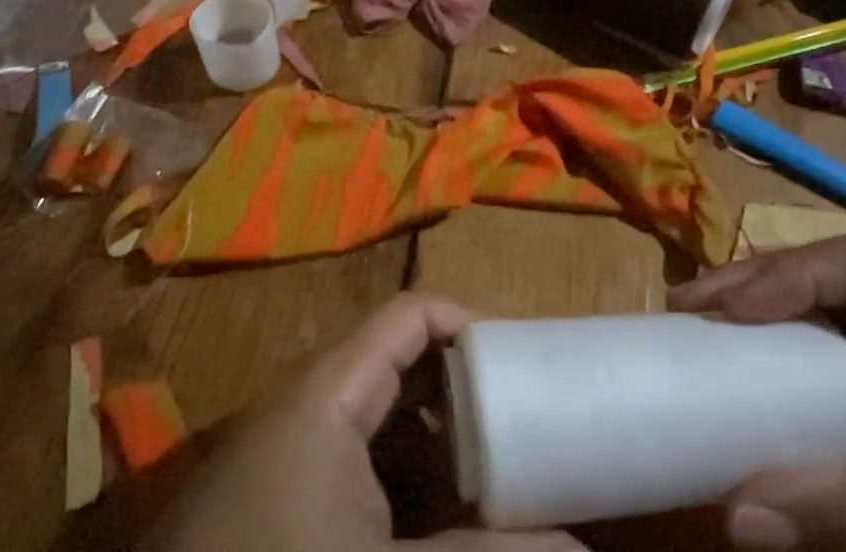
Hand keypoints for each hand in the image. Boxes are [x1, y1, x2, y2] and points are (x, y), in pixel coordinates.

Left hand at [150, 294, 583, 551]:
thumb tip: (580, 550)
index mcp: (326, 395)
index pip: (408, 316)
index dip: (469, 326)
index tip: (523, 368)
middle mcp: (300, 402)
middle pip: (391, 361)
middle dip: (457, 389)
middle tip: (516, 426)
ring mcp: (278, 446)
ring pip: (367, 412)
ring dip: (426, 436)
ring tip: (483, 476)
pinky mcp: (266, 490)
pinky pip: (341, 454)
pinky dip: (390, 471)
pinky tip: (422, 518)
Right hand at [668, 231, 845, 550]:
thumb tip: (733, 512)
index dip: (803, 271)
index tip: (735, 310)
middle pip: (841, 287)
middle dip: (758, 288)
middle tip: (685, 313)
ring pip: (830, 330)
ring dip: (759, 326)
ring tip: (693, 338)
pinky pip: (833, 389)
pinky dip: (778, 383)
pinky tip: (739, 397)